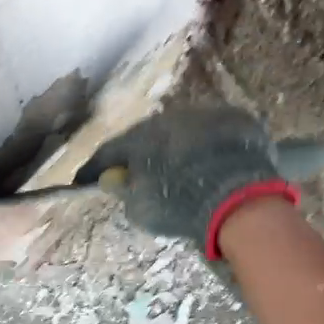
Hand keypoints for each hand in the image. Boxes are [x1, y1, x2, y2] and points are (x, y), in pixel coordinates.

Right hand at [74, 106, 294, 257]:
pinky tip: (212, 165)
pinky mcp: (238, 120)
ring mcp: (206, 114)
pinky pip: (216, 134)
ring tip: (179, 169)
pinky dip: (209, 148)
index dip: (96, 168)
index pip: (110, 151)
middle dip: (142, 154)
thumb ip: (124, 191)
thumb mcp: (140, 208)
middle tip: (138, 172)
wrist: (238, 197)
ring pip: (184, 131)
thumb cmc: (180, 205)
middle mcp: (169, 117)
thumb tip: (112, 180)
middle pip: (149, 136)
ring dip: (177, 148)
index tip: (84, 180)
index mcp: (140, 137)